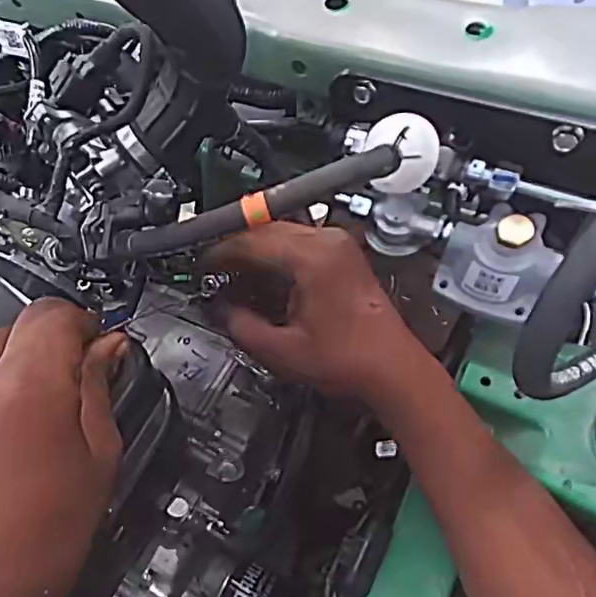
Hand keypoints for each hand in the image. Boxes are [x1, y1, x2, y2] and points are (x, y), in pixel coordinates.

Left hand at [0, 299, 126, 596]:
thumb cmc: (30, 547)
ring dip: (6, 378)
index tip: (90, 343)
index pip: (53, 315)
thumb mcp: (95, 463)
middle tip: (60, 403)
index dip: (79, 325)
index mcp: (25, 388)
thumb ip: (99, 392)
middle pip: (17, 331)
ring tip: (16, 435)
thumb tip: (106, 350)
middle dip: (44, 356)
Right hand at [205, 223, 433, 405]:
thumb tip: (224, 312)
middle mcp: (329, 242)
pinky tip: (265, 277)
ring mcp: (340, 246)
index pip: (252, 240)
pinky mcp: (344, 255)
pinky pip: (300, 242)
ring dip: (256, 250)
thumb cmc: (353, 358)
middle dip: (236, 248)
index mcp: (314, 257)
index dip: (221, 251)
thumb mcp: (282, 351)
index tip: (205, 262)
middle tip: (215, 268)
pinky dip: (277, 255)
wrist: (390, 367)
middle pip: (268, 229)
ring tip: (235, 274)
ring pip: (283, 233)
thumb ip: (242, 327)